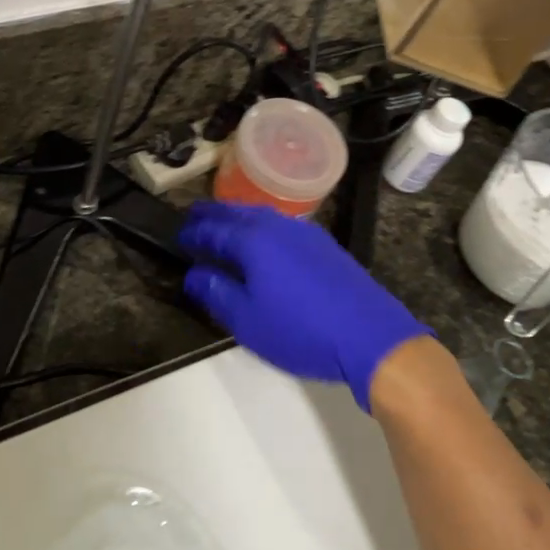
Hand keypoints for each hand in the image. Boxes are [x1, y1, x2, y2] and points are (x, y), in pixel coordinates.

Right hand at [181, 201, 431, 411]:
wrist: (370, 336)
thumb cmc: (301, 330)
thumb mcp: (248, 320)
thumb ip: (217, 293)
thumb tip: (195, 274)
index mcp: (254, 240)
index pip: (214, 229)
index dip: (194, 233)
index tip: (179, 236)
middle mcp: (278, 226)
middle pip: (238, 213)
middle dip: (214, 215)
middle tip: (195, 219)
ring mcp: (305, 233)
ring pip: (262, 216)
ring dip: (239, 219)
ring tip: (225, 229)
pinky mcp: (325, 246)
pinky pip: (282, 227)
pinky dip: (262, 228)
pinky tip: (264, 245)